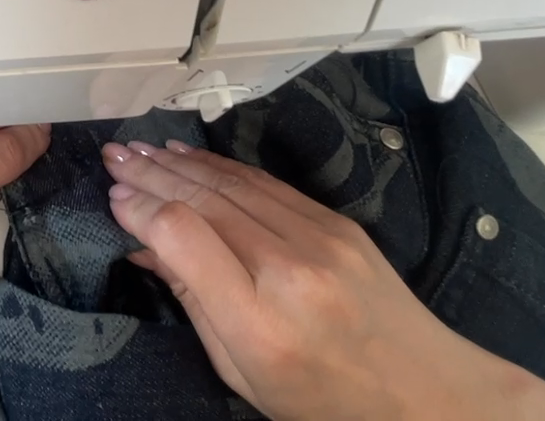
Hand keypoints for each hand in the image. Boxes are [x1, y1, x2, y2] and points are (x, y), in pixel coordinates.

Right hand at [102, 140, 544, 420]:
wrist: (432, 398)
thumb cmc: (322, 402)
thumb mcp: (240, 372)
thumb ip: (190, 298)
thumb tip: (140, 243)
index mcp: (259, 322)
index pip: (182, 235)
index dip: (140, 208)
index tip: (113, 197)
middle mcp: (288, 270)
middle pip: (200, 198)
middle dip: (149, 173)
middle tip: (111, 155)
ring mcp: (318, 239)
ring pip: (228, 182)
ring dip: (176, 161)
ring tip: (138, 148)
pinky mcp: (335, 222)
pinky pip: (262, 181)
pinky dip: (216, 165)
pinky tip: (187, 155)